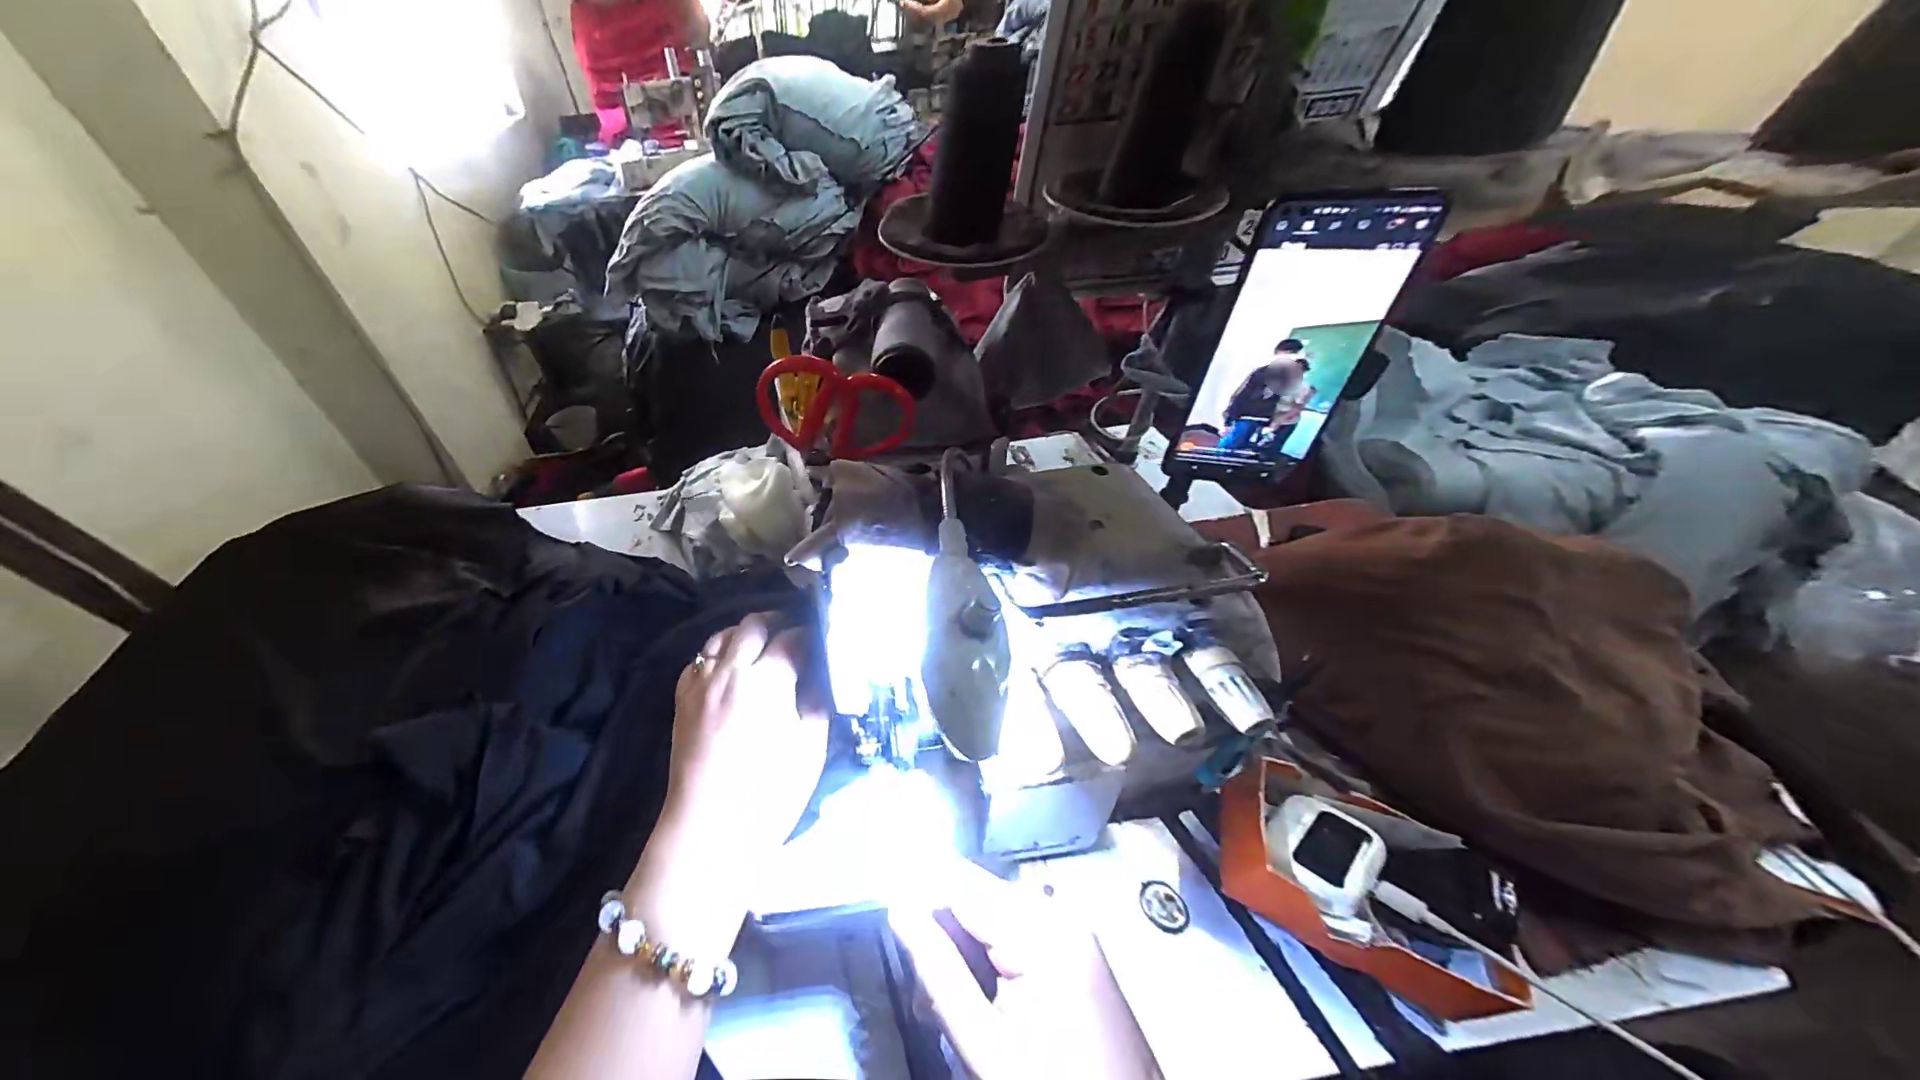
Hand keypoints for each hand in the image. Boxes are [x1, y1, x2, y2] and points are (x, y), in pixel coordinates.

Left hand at [665, 613, 826, 864]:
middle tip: (793, 631)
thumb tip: (818, 675)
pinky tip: (727, 669)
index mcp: (769, 679)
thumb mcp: (811, 745)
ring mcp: (702, 683)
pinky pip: (698, 660)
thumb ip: (817, 701)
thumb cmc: (770, 790)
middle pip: (753, 625)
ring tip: (761, 644)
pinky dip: (716, 655)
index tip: (819, 641)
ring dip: (745, 634)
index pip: (792, 638)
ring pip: (721, 636)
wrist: (710, 826)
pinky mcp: (681, 700)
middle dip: (777, 622)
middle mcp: (732, 670)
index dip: (809, 635)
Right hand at [890, 858, 1160, 1079]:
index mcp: (1040, 928)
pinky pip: (1018, 932)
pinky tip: (979, 998)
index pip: (961, 883)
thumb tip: (899, 909)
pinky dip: (990, 956)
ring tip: (942, 1006)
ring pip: (993, 914)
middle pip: (977, 896)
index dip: (916, 889)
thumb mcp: (985, 1042)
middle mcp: (1059, 912)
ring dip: (961, 947)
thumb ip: (939, 969)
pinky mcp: (1075, 947)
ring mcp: (1072, 928)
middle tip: (919, 990)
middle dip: (939, 930)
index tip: (882, 901)